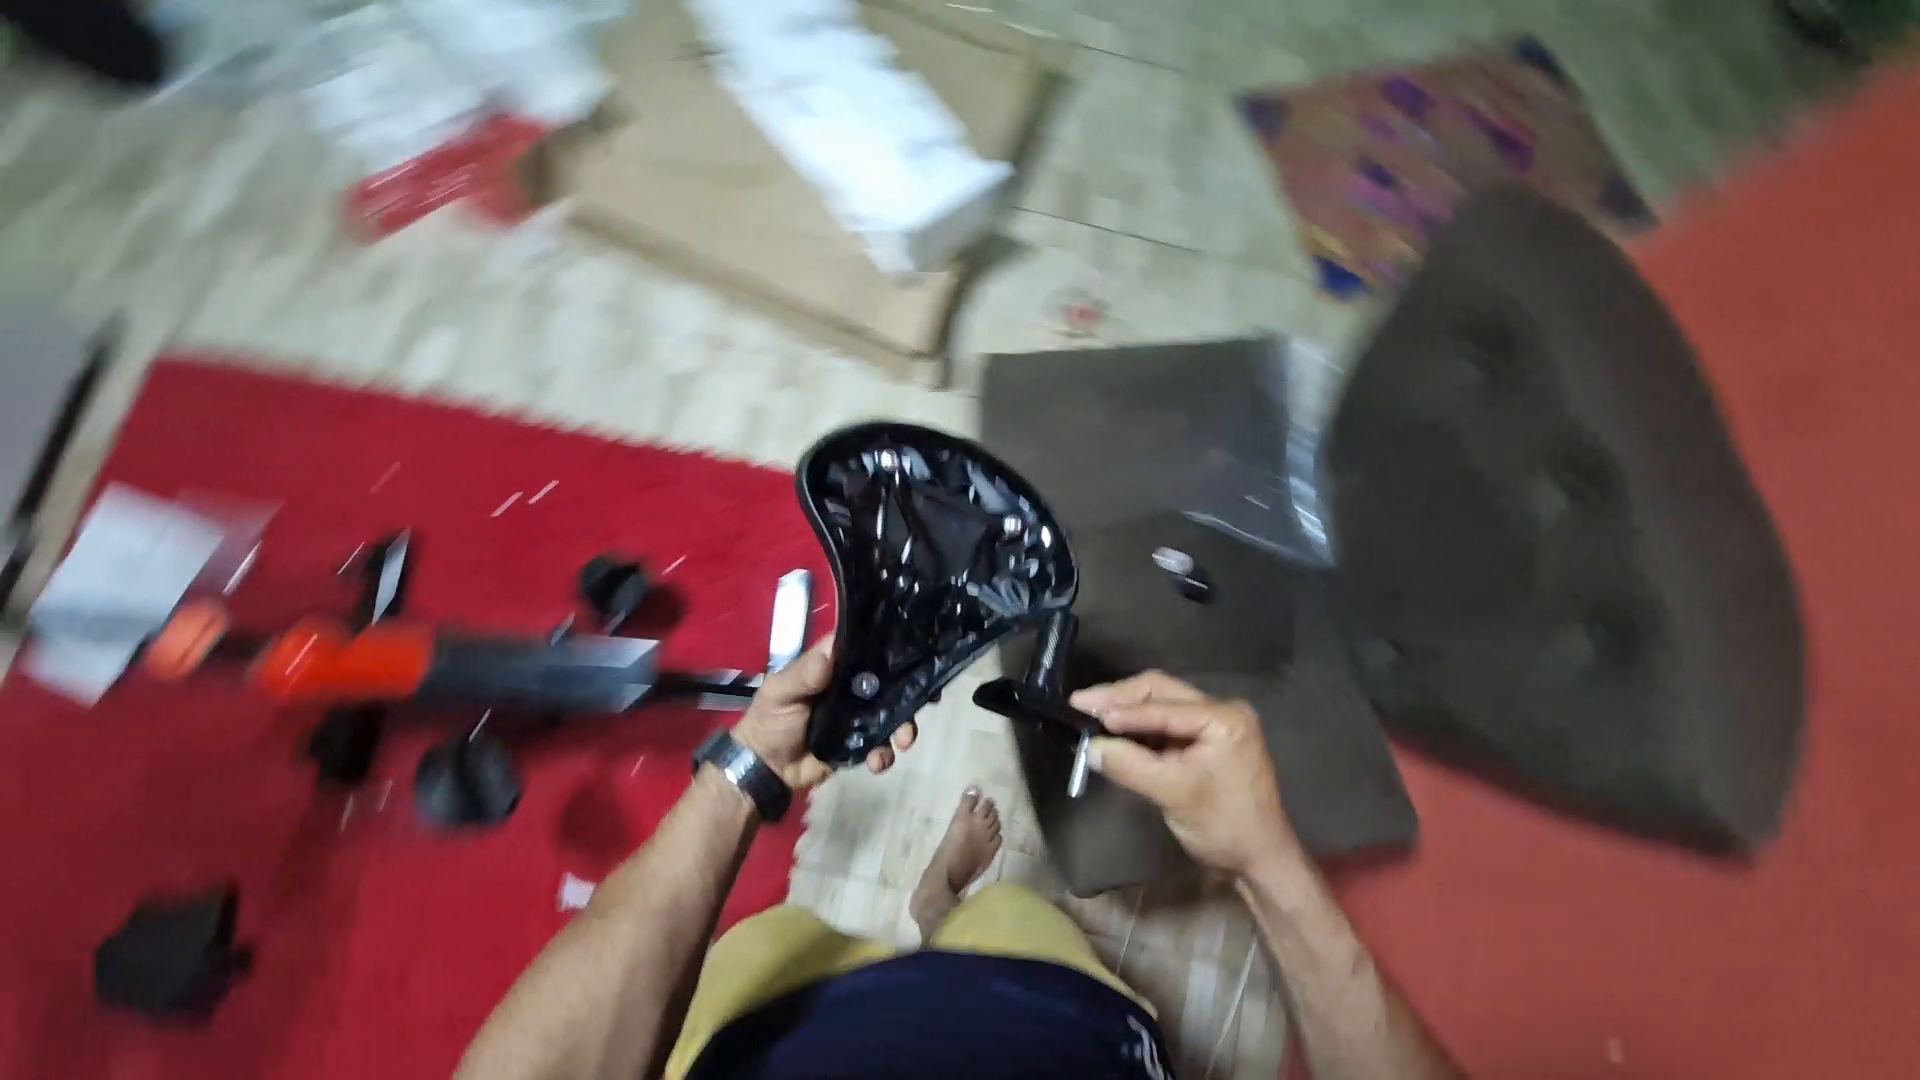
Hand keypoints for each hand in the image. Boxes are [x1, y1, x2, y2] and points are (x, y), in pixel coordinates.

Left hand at [731, 635, 916, 789]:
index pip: (866, 648)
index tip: (917, 651)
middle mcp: (852, 687)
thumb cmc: (769, 720)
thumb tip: (829, 654)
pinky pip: (881, 745)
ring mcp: (859, 716)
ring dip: (903, 727)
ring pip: (892, 715)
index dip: (892, 647)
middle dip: (909, 693)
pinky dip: (885, 754)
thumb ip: (803, 675)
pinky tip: (877, 763)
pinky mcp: (861, 743)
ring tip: (902, 742)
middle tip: (925, 703)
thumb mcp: (780, 692)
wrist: (765, 769)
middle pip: (890, 682)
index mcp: (834, 666)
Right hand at [1072, 671, 1303, 877]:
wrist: (1260, 860)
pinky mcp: (1202, 740)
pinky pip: (1163, 724)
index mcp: (1224, 716)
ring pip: (1158, 705)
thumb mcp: (1175, 795)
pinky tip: (1110, 731)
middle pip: (1160, 692)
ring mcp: (1212, 724)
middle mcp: (1220, 710)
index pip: (1163, 705)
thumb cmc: (1225, 826)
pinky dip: (1136, 727)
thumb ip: (1131, 767)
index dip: (1122, 709)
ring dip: (1125, 710)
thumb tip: (1088, 748)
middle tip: (1079, 703)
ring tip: (1088, 713)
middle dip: (1118, 698)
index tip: (1083, 711)